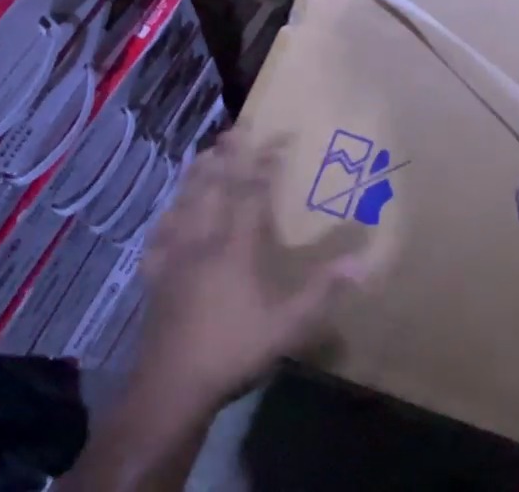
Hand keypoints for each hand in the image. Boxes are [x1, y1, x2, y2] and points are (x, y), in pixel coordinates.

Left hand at [65, 142, 368, 491]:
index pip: (252, 193)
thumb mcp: (288, 327)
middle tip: (236, 129)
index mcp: (235, 248)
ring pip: (184, 205)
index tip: (281, 137)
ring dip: (196, 176)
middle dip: (228, 156)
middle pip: (214, 188)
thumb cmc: (233, 352)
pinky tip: (168, 213)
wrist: (170, 388)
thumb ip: (323, 291)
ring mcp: (173, 259)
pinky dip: (167, 217)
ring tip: (204, 154)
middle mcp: (202, 242)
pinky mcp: (154, 279)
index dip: (267, 162)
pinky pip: (159, 237)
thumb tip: (364, 262)